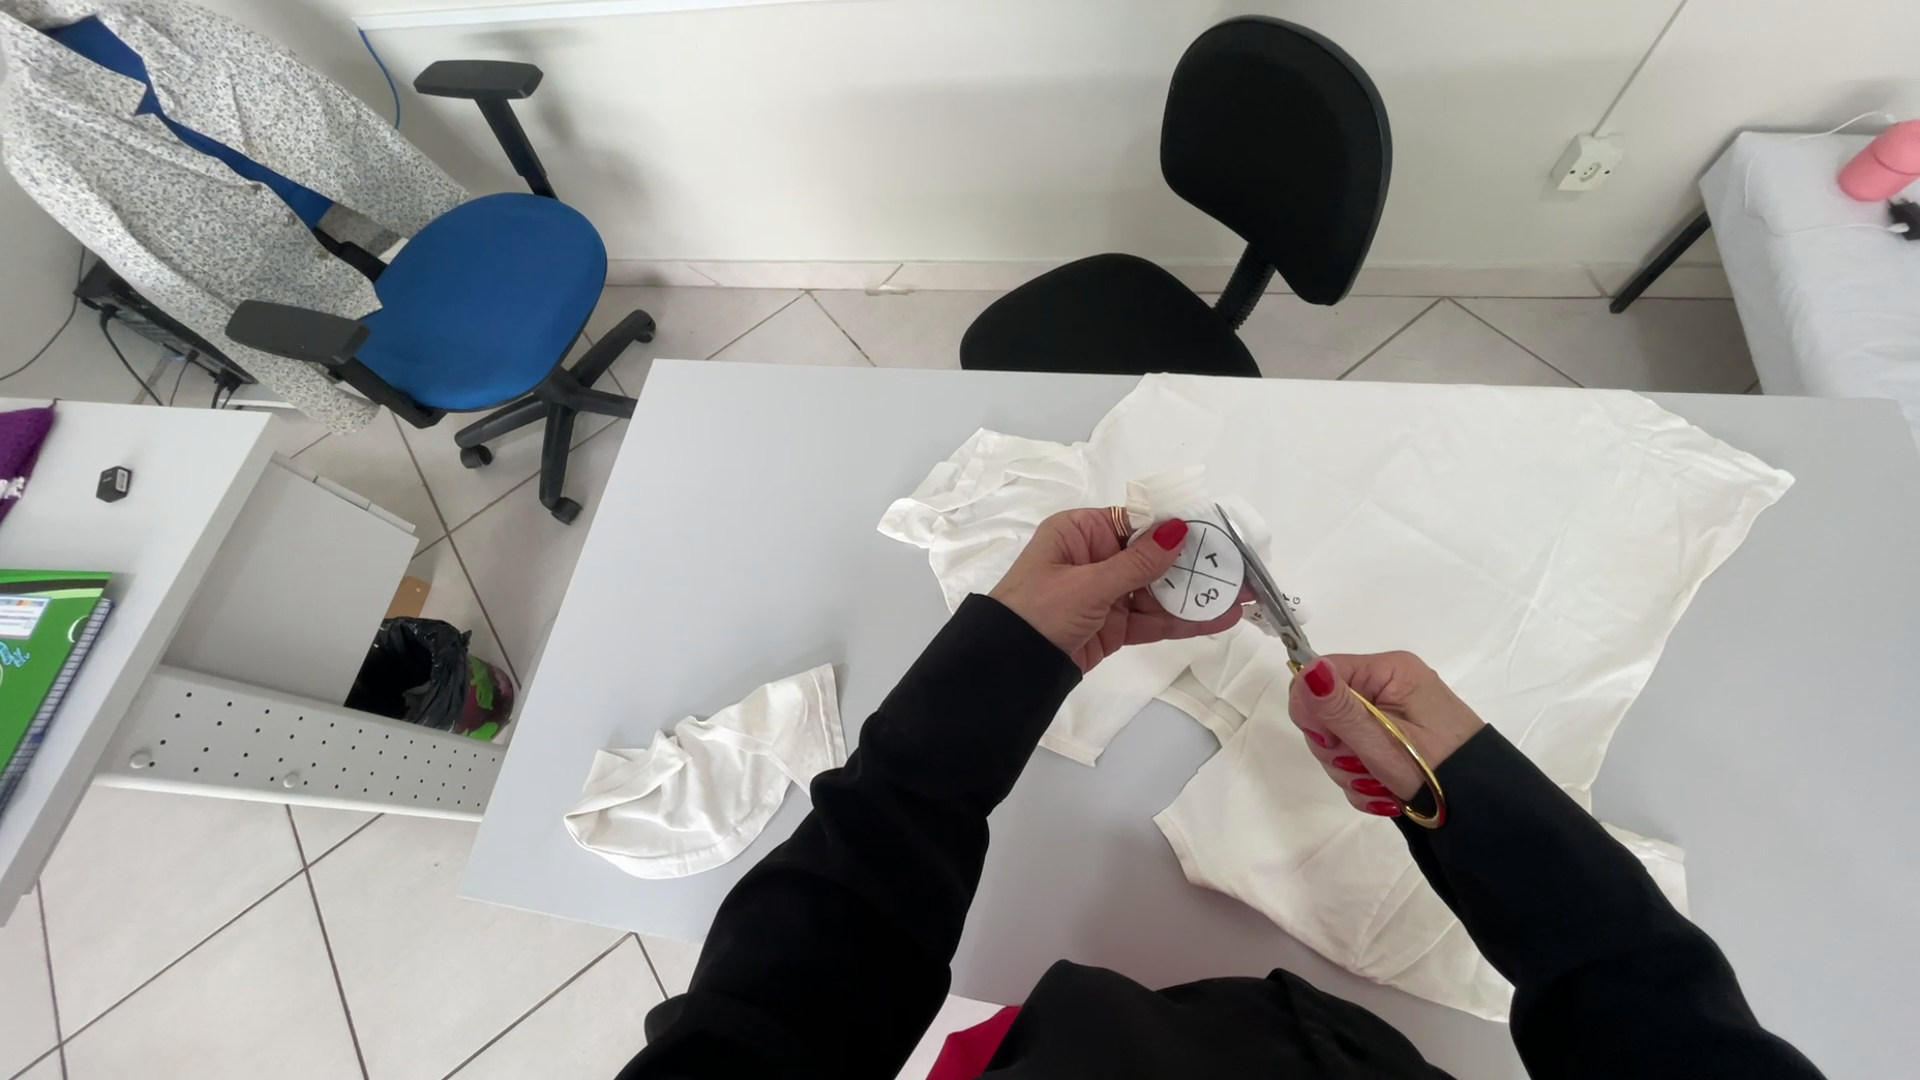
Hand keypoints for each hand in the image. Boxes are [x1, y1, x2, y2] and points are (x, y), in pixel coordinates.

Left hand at [990, 508, 1245, 671]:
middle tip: (1241, 569)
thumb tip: (1178, 529)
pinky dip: (1181, 621)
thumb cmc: (1036, 611)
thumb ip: (1137, 562)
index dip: (1176, 528)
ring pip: (1156, 591)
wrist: (1007, 667)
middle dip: (1195, 565)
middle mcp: (1093, 558)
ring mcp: (1103, 594)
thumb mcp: (1087, 584)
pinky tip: (1215, 620)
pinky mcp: (1111, 626)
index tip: (1217, 532)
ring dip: (1196, 596)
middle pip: (1153, 557)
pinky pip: (1150, 619)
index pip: (1136, 523)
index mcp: (1078, 533)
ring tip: (1241, 598)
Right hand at [1287, 652, 1484, 815]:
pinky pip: (1353, 750)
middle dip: (1334, 747)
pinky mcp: (1391, 734)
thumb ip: (1340, 709)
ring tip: (1377, 787)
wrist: (1490, 813)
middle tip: (1360, 770)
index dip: (1312, 709)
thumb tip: (1306, 670)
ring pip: (1335, 734)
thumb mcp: (1383, 743)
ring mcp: (1389, 710)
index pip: (1318, 672)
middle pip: (1324, 707)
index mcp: (1387, 671)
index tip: (1331, 742)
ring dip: (1347, 768)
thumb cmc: (1437, 772)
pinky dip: (1359, 776)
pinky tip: (1381, 792)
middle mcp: (1386, 683)